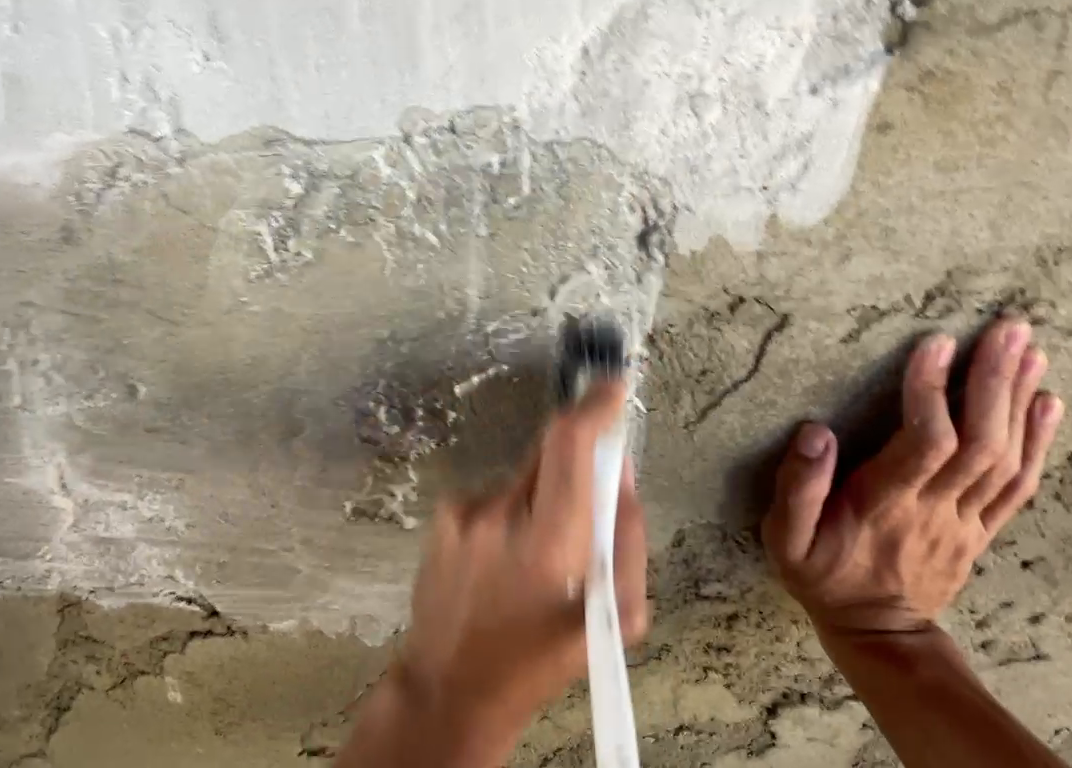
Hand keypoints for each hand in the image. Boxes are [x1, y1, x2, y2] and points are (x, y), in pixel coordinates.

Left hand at [366, 378, 648, 762]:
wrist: (451, 685)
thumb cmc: (540, 659)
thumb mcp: (614, 618)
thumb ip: (628, 538)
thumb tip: (619, 472)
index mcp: (550, 541)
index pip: (569, 444)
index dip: (594, 407)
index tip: (612, 385)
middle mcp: (501, 513)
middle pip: (548, 453)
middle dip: (574, 464)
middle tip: (583, 510)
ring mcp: (465, 511)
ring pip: (522, 477)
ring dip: (540, 498)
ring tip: (536, 556)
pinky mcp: (443, 514)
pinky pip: (494, 494)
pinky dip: (510, 512)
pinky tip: (503, 558)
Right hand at [763, 316, 1063, 636]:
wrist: (877, 634)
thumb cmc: (822, 576)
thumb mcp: (785, 539)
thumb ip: (796, 487)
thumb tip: (814, 432)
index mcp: (885, 505)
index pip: (923, 443)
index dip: (932, 392)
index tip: (936, 342)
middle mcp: (935, 510)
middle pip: (979, 443)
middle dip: (993, 381)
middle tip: (1007, 328)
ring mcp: (965, 521)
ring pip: (1005, 459)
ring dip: (1018, 400)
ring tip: (1028, 348)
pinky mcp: (981, 528)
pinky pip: (1020, 485)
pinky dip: (1040, 442)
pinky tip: (1048, 402)